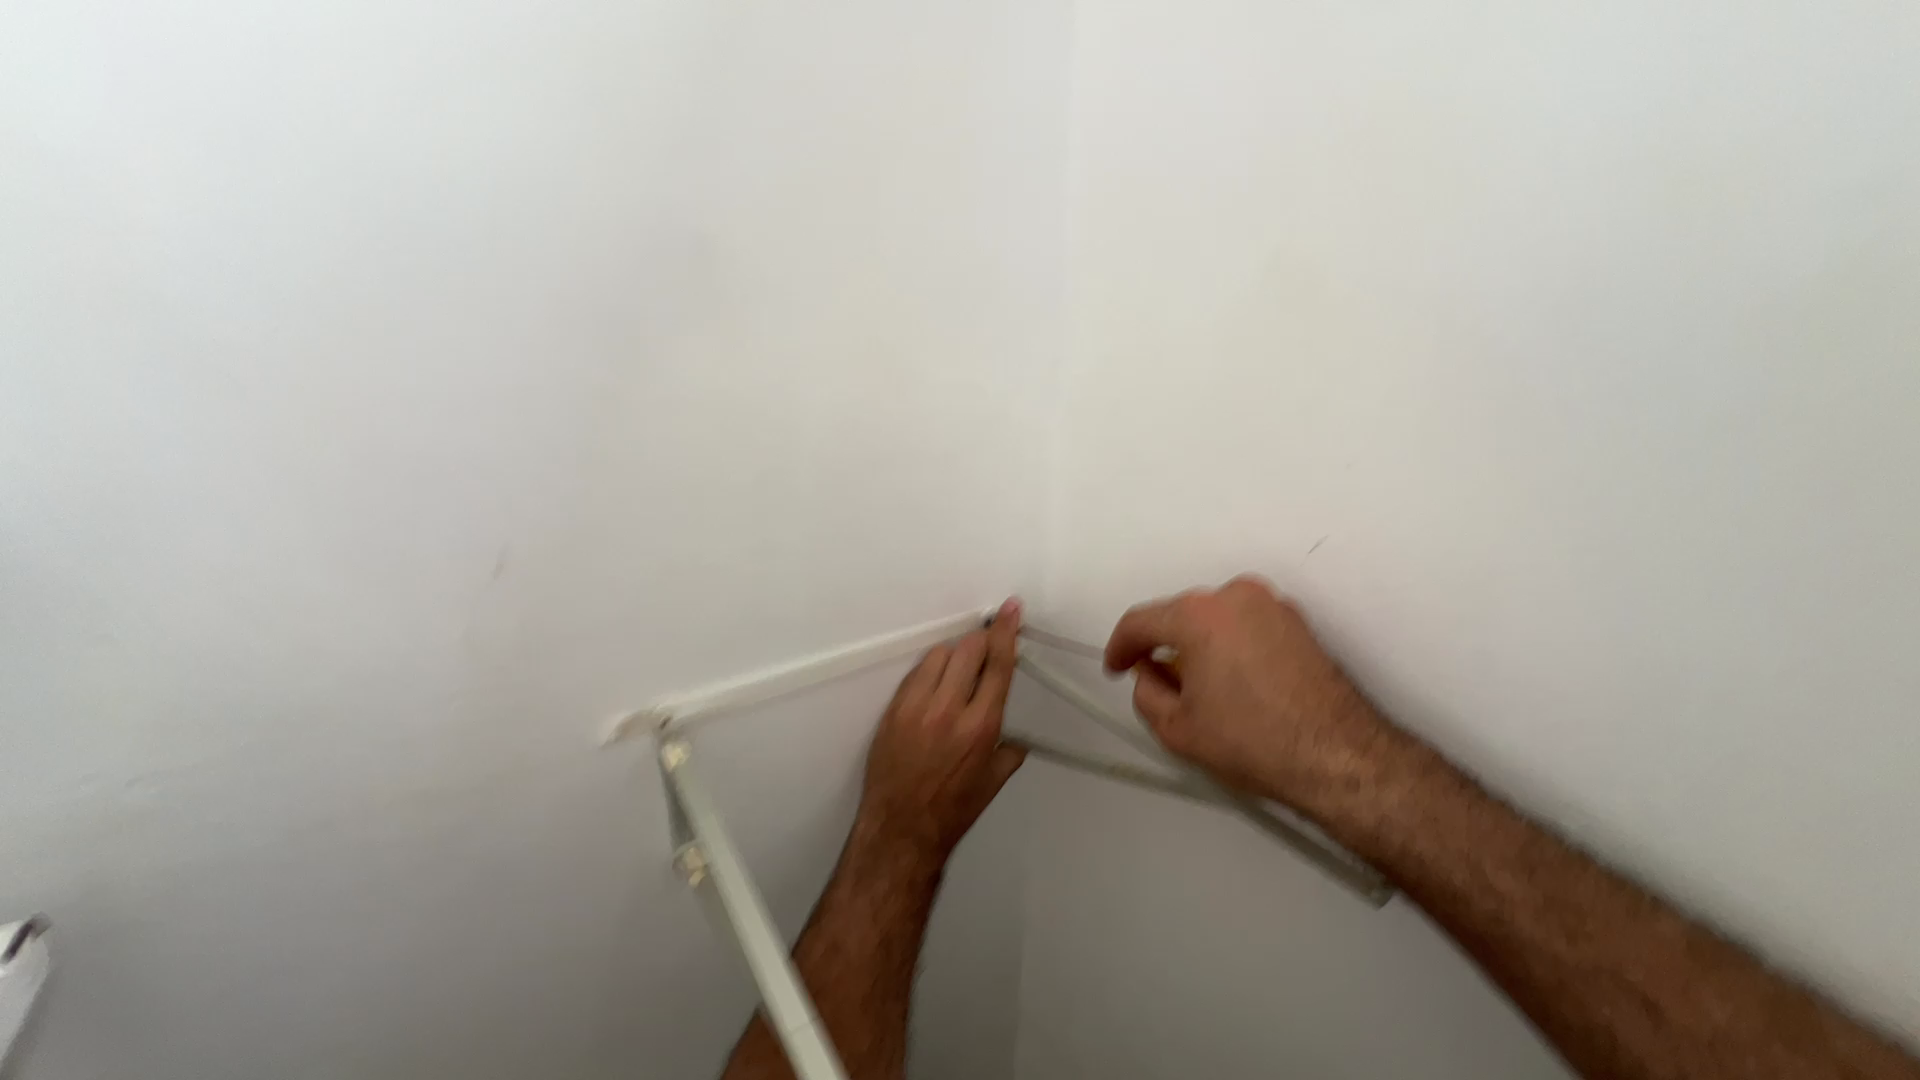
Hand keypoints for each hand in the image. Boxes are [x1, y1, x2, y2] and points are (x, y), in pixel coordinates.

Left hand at [855, 598, 1027, 864]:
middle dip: (980, 641)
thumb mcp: (992, 783)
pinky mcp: (894, 710)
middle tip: (984, 647)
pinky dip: (930, 671)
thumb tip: (1013, 737)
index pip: (998, 665)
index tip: (1009, 610)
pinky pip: (915, 673)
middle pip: (969, 649)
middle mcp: (951, 710)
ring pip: (940, 655)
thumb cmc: (952, 810)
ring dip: (954, 656)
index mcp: (982, 726)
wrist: (902, 828)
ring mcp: (918, 707)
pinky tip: (933, 684)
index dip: (1005, 632)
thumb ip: (1007, 752)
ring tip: (957, 672)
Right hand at [1104, 576, 1393, 813]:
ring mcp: (1271, 606)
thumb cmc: (1259, 742)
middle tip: (1153, 680)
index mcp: (1199, 615)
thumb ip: (1146, 693)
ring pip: (1214, 619)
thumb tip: (1150, 678)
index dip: (1120, 647)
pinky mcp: (1296, 622)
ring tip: (1198, 689)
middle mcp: (1235, 597)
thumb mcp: (1177, 728)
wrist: (1338, 756)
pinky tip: (1231, 684)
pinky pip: (1245, 625)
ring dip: (1198, 645)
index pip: (1141, 622)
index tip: (1117, 667)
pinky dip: (1230, 646)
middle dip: (1163, 645)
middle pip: (1179, 615)